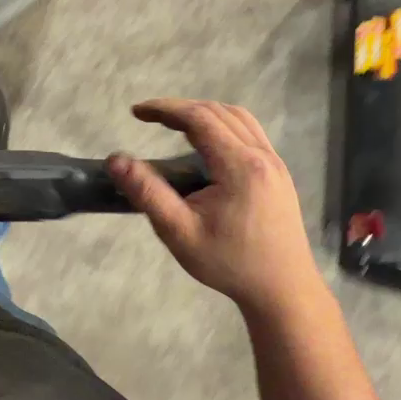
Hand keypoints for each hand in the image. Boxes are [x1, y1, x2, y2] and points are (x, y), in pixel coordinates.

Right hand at [107, 99, 322, 315]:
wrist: (284, 290)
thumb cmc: (229, 264)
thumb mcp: (180, 233)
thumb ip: (148, 193)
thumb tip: (116, 160)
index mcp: (240, 166)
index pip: (200, 118)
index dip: (165, 109)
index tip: (136, 112)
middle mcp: (262, 156)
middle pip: (218, 113)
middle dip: (180, 108)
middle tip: (148, 117)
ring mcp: (275, 164)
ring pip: (238, 118)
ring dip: (204, 113)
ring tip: (174, 124)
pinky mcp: (279, 174)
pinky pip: (250, 132)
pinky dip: (223, 124)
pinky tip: (207, 143)